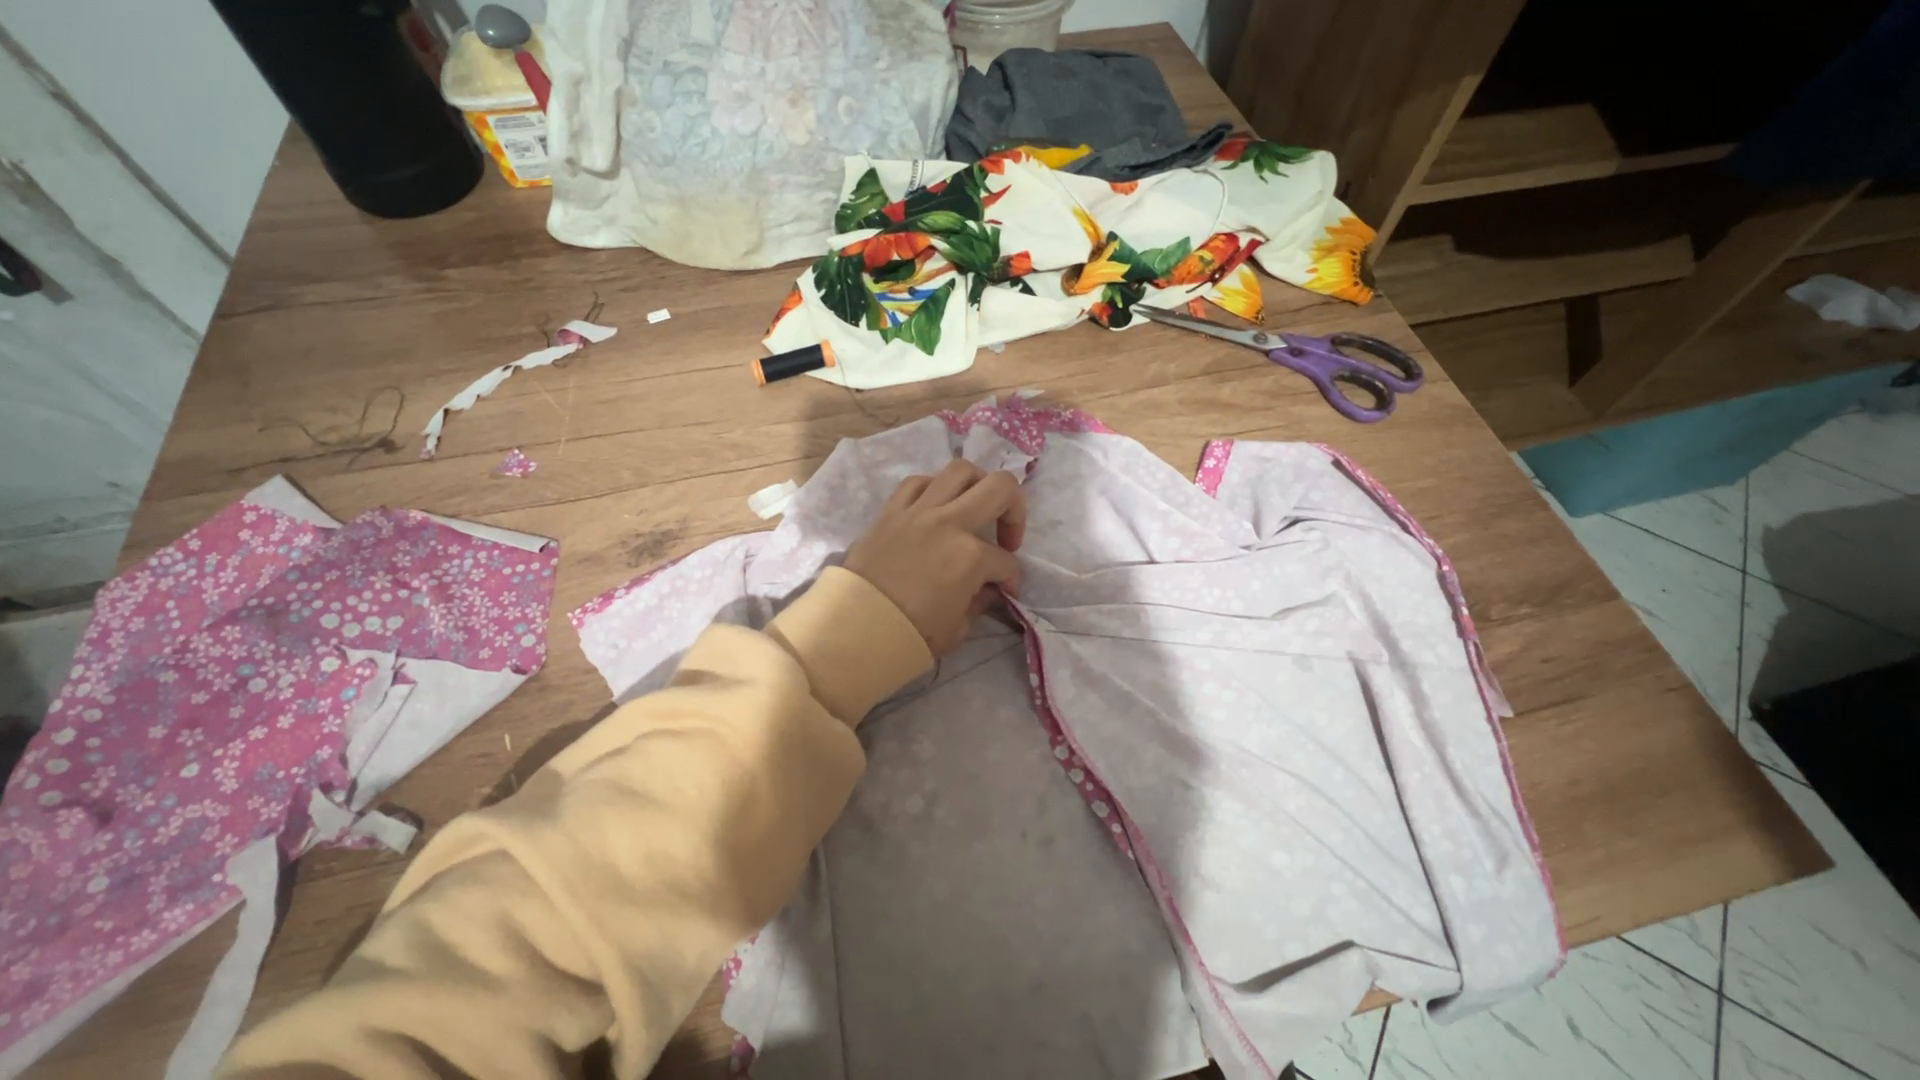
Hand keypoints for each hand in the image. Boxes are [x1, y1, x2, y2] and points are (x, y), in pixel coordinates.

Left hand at [844, 460, 1026, 656]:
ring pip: (960, 471)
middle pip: (1000, 488)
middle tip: (1007, 537)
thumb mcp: (958, 628)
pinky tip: (937, 506)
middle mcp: (949, 523)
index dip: (1011, 579)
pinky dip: (934, 488)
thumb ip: (979, 601)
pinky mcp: (892, 510)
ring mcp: (919, 511)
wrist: (855, 627)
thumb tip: (986, 589)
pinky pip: (918, 482)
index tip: (1005, 591)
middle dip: (1015, 510)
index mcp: (971, 556)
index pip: (1006, 562)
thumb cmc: (910, 634)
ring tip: (975, 508)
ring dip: (977, 485)